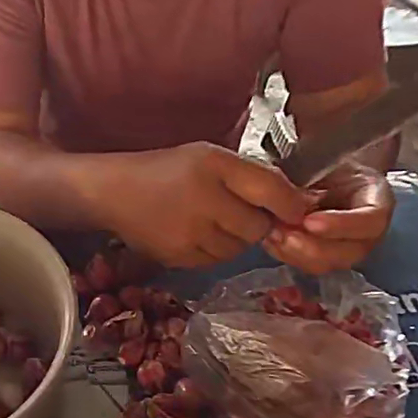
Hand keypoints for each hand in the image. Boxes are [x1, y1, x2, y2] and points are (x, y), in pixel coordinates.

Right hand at [92, 143, 305, 267]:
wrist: (115, 192)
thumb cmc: (167, 170)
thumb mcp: (211, 157)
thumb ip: (255, 176)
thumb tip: (302, 204)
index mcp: (214, 168)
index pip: (272, 192)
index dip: (290, 205)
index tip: (294, 211)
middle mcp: (204, 202)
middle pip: (257, 228)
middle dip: (255, 222)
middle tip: (236, 211)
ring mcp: (190, 235)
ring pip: (237, 249)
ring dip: (234, 239)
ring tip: (211, 221)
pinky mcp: (178, 258)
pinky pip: (214, 261)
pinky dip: (213, 251)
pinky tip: (195, 234)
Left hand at [263, 160, 393, 273]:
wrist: (310, 170)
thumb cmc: (319, 161)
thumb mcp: (321, 159)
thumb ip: (315, 176)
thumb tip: (296, 195)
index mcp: (375, 199)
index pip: (371, 221)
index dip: (341, 225)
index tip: (309, 221)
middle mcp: (365, 230)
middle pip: (349, 252)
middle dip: (312, 248)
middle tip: (282, 233)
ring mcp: (343, 247)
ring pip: (324, 264)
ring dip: (295, 253)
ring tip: (271, 234)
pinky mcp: (319, 255)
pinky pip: (303, 265)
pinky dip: (284, 254)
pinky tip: (268, 240)